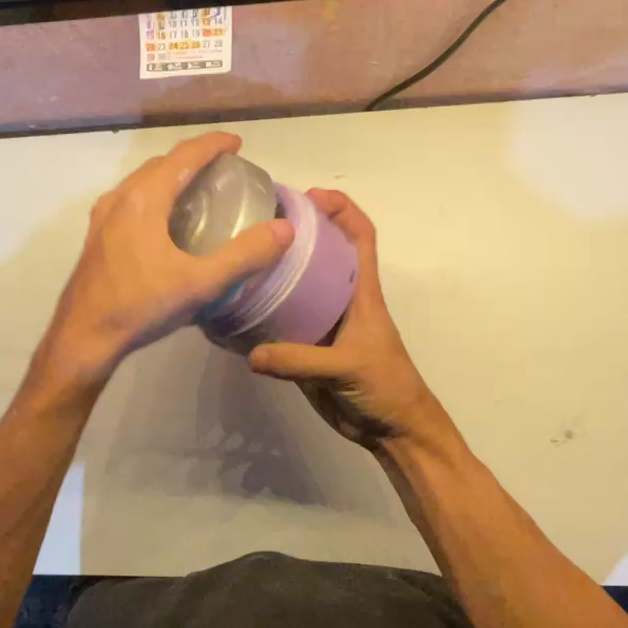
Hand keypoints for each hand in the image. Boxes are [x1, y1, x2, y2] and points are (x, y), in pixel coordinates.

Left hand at [37, 132, 291, 391]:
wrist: (84, 338)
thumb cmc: (140, 307)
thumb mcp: (199, 284)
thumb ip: (244, 256)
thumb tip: (284, 230)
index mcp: (143, 200)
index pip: (183, 156)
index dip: (213, 145)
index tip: (237, 144)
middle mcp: (119, 199)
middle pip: (160, 165)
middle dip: (192, 160)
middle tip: (222, 171)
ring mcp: (102, 219)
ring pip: (141, 184)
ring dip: (170, 179)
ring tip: (197, 193)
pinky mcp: (96, 239)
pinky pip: (130, 203)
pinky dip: (154, 199)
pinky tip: (166, 225)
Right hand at [246, 189, 451, 452]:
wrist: (392, 430)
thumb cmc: (384, 387)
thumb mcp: (345, 369)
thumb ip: (299, 361)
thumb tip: (251, 354)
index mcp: (362, 292)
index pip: (360, 235)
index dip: (340, 208)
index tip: (305, 197)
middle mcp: (341, 301)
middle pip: (321, 254)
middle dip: (295, 234)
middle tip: (254, 226)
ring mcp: (323, 326)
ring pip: (298, 288)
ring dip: (274, 273)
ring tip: (237, 261)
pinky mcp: (307, 352)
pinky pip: (282, 326)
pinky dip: (262, 315)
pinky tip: (236, 313)